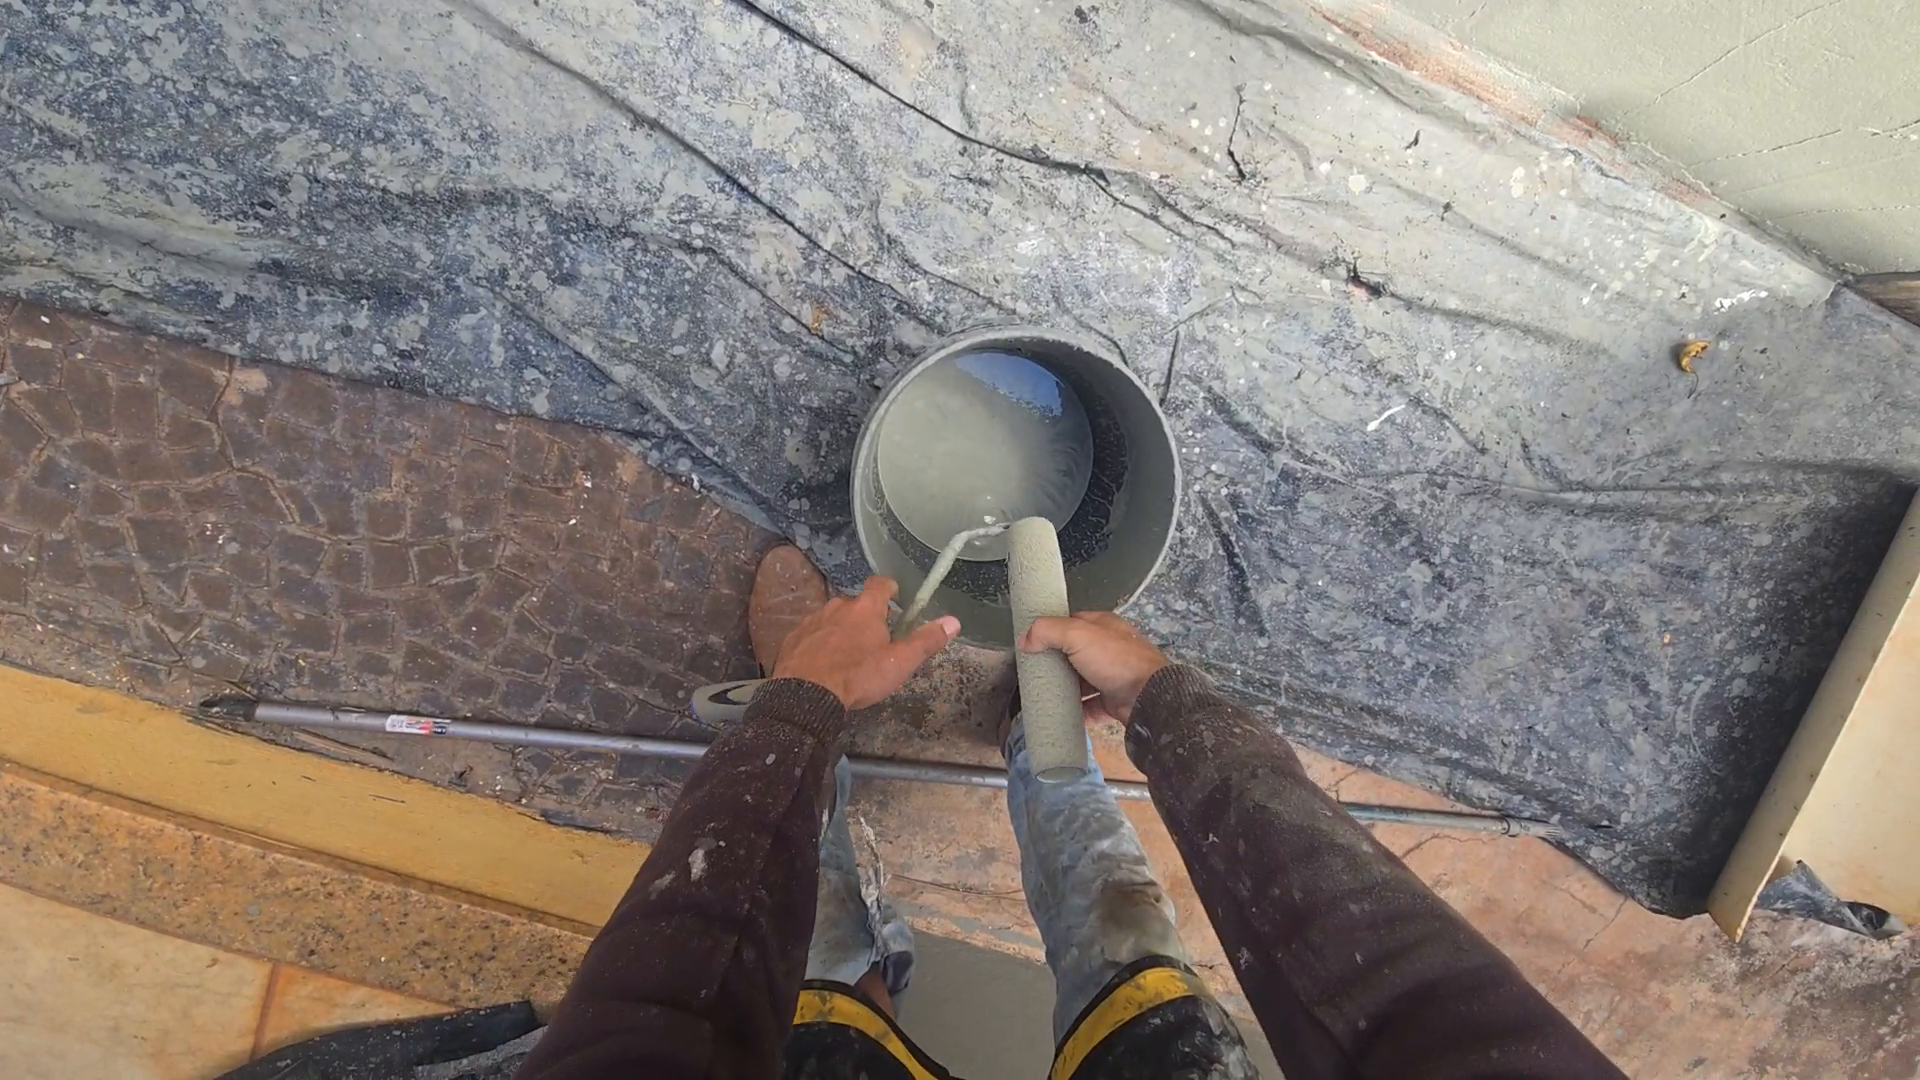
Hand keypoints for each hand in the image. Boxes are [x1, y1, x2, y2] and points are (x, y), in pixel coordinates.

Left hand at [773, 577, 960, 708]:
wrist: (805, 695)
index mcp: (866, 609)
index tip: (896, 598)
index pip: (881, 585)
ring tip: (849, 656)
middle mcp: (838, 606)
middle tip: (876, 640)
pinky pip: (812, 634)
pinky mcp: (793, 638)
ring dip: (842, 630)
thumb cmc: (858, 676)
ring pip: (833, 619)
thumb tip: (954, 621)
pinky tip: (824, 664)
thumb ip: (926, 641)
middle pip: (856, 604)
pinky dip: (820, 643)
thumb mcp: (899, 663)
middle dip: (866, 617)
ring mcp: (813, 621)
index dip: (890, 589)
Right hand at [1019, 611, 1167, 722]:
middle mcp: (1110, 648)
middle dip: (1056, 662)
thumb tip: (1025, 639)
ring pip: (1082, 680)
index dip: (1052, 630)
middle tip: (1036, 672)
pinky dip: (1077, 711)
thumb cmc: (1116, 659)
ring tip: (1044, 694)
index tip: (1033, 643)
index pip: (1072, 622)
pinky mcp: (1114, 700)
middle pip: (1075, 653)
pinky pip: (1090, 706)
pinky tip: (1062, 714)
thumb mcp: (1077, 634)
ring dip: (1066, 688)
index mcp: (1103, 625)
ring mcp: (1113, 675)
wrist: (1148, 697)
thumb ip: (1048, 631)